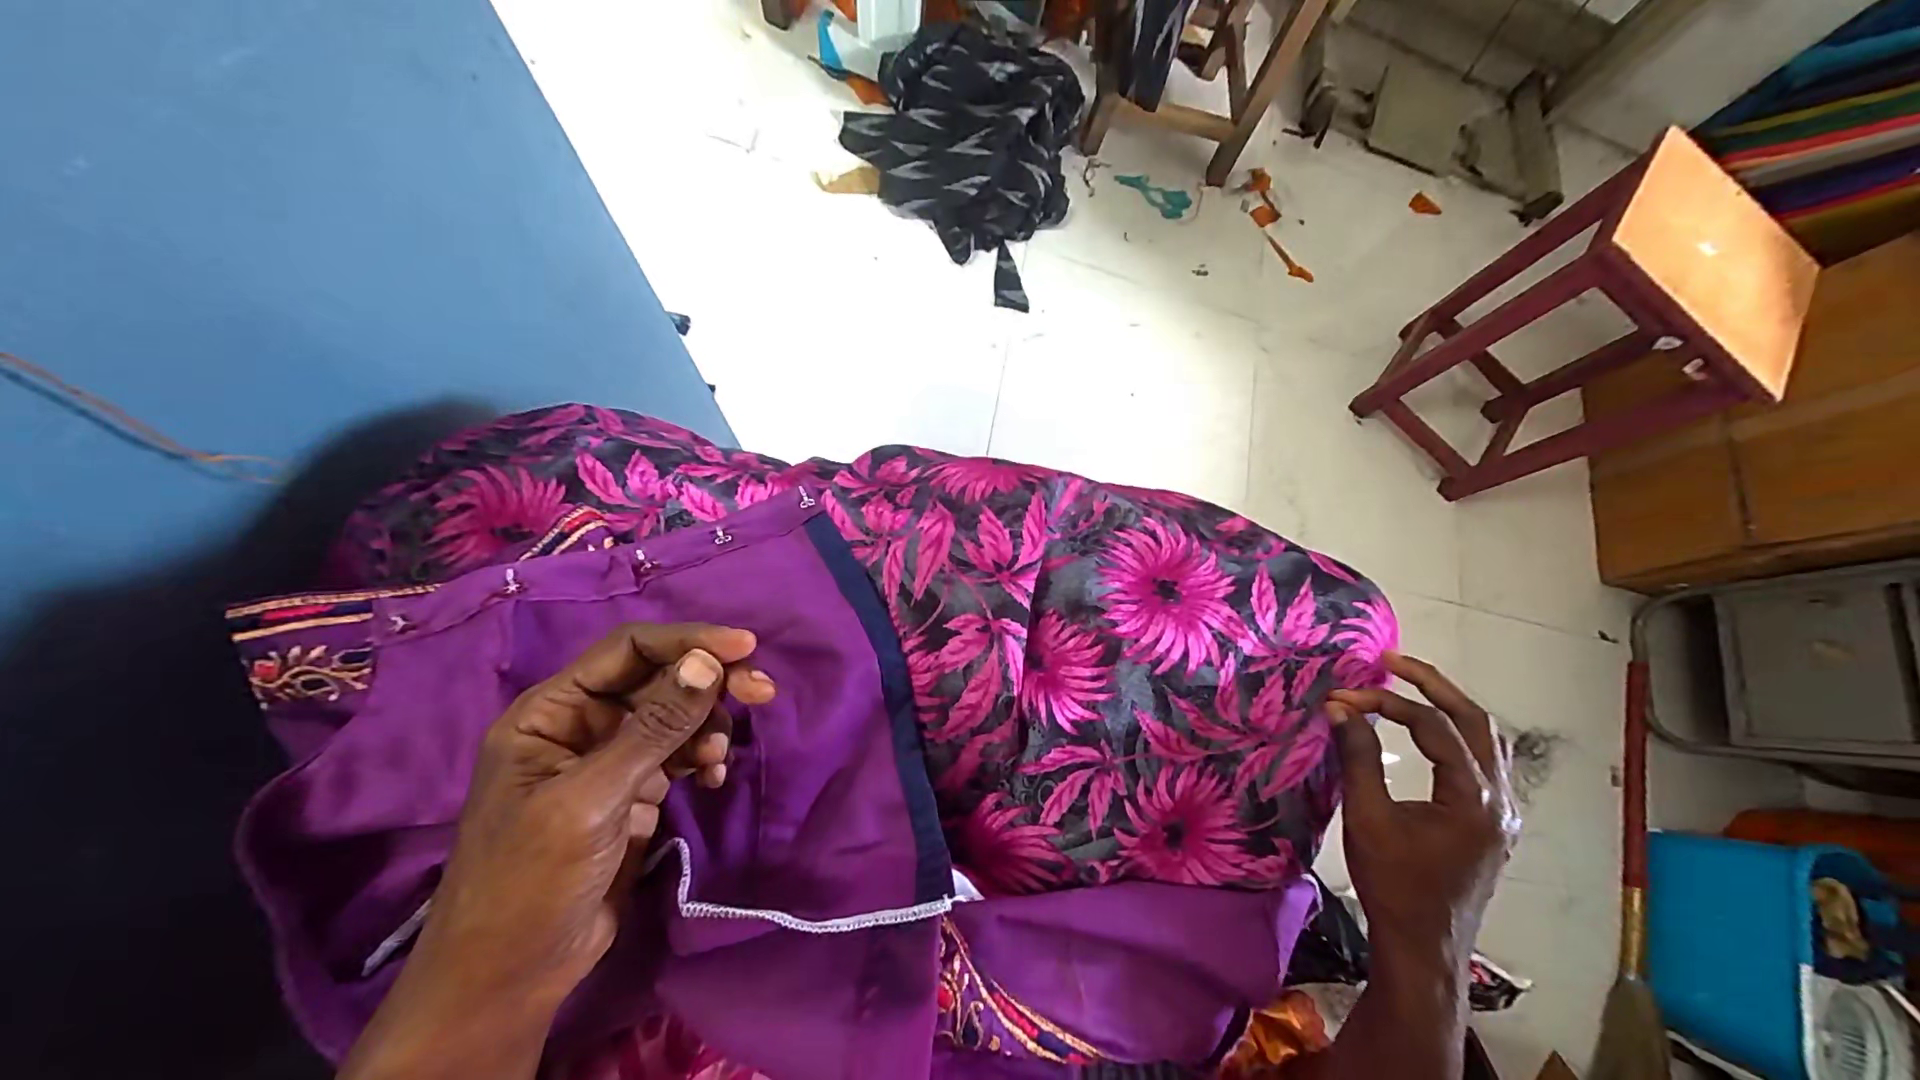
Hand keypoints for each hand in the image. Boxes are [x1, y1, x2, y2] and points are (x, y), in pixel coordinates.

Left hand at [340, 623, 775, 1079]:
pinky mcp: (633, 791)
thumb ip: (652, 728)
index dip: (687, 640)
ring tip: (718, 757)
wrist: (512, 976)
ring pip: (675, 715)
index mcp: (552, 711)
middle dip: (710, 682)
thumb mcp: (592, 799)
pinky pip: (679, 753)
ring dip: (708, 725)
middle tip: (762, 691)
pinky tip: (710, 777)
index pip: (629, 650)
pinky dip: (702, 757)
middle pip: (660, 678)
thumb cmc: (531, 879)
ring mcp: (609, 758)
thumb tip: (707, 663)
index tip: (744, 646)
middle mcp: (582, 723)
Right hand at [1326, 653, 1517, 964]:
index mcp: (1474, 798)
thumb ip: (1357, 758)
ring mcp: (1503, 811)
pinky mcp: (1493, 821)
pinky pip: (1483, 760)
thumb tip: (1339, 709)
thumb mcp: (1367, 818)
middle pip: (1476, 720)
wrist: (1423, 943)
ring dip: (1449, 705)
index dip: (1386, 703)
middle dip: (1432, 684)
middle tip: (1389, 660)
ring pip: (1487, 739)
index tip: (1343, 696)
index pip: (1433, 727)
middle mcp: (1501, 799)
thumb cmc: (1393, 883)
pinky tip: (1429, 730)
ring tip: (1409, 682)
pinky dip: (1455, 732)